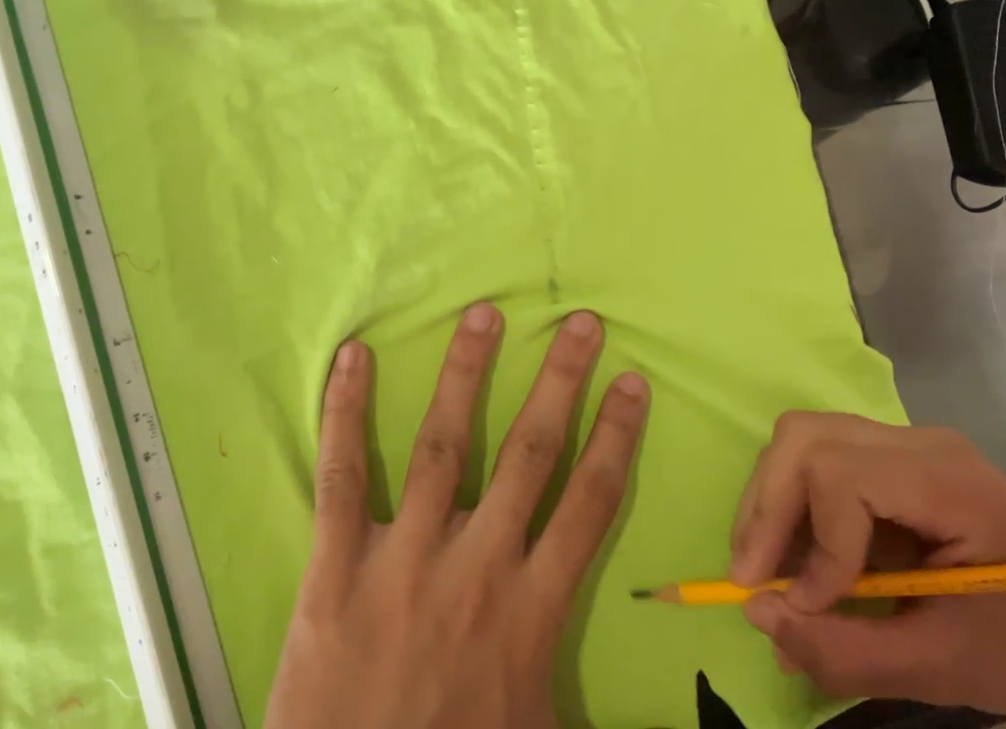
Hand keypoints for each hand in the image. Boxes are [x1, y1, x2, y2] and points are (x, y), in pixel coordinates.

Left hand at [265, 305, 650, 728]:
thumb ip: (587, 694)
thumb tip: (670, 707)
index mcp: (531, 607)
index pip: (589, 501)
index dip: (615, 437)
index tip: (632, 384)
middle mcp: (476, 565)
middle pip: (530, 454)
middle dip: (559, 382)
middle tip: (578, 323)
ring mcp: (403, 558)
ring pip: (442, 444)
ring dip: (466, 373)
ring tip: (483, 315)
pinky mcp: (335, 566)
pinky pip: (342, 473)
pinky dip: (345, 411)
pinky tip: (353, 357)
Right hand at [729, 414, 1005, 728]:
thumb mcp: (936, 669)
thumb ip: (840, 650)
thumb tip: (754, 612)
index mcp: (951, 483)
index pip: (841, 476)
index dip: (813, 542)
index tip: (808, 608)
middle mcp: (922, 444)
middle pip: (806, 439)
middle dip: (767, 508)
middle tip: (752, 577)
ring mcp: (906, 446)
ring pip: (802, 442)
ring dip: (771, 504)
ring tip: (768, 571)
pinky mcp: (893, 462)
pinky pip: (818, 462)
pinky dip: (792, 508)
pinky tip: (798, 562)